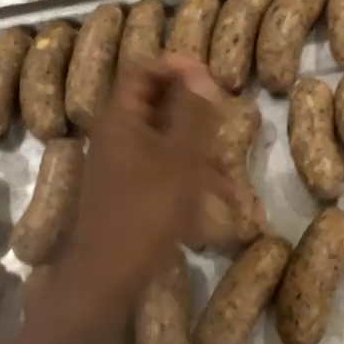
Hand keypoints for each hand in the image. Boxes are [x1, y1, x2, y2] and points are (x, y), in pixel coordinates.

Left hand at [34, 53, 222, 337]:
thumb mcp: (181, 159)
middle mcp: (116, 137)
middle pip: (159, 107)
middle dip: (199, 115)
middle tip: (229, 120)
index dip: (178, 66)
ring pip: (168, 144)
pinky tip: (226, 209)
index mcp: (120, 119)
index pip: (144, 70)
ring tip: (236, 182)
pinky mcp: (130, 195)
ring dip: (204, 157)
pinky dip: (193, 184)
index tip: (213, 74)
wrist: (108, 277)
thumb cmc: (146, 212)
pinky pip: (166, 175)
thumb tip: (200, 72)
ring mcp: (122, 167)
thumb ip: (193, 114)